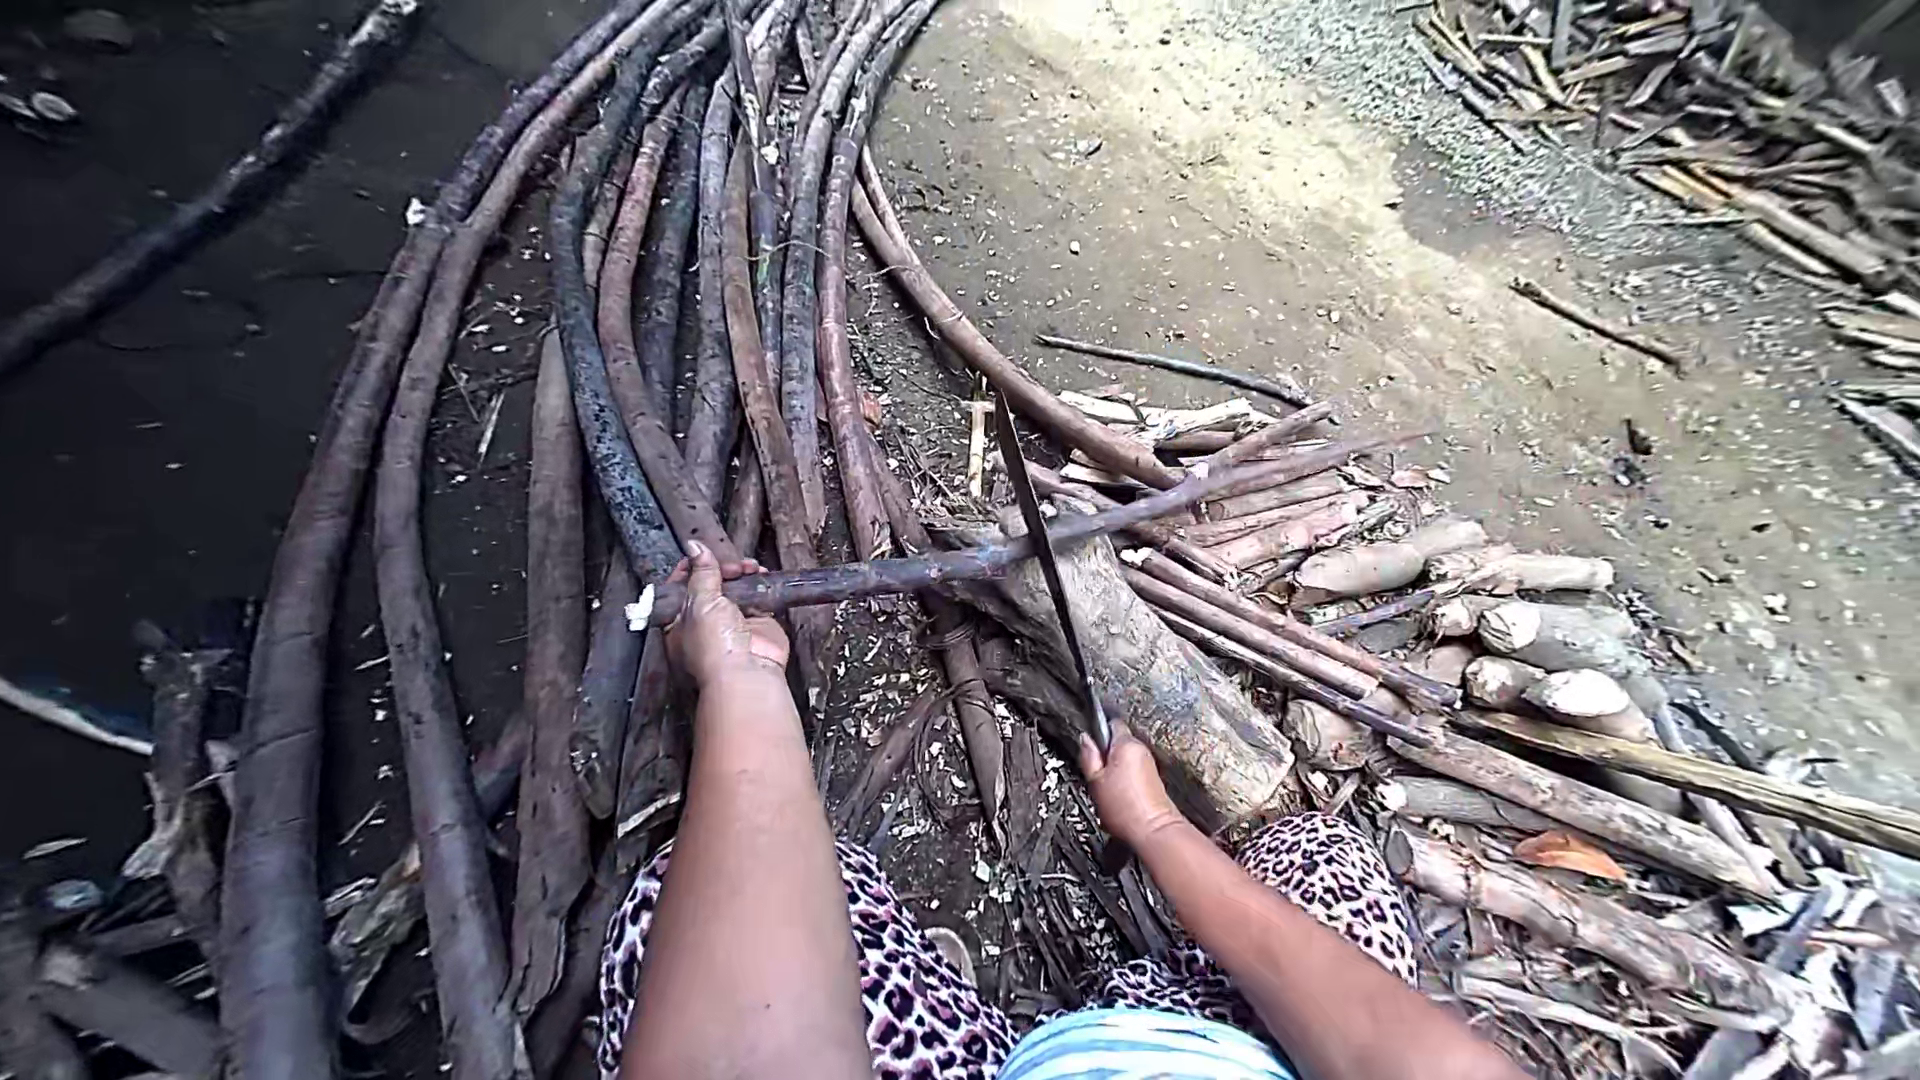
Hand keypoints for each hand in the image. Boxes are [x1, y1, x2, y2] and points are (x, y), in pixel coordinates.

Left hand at [665, 540, 788, 684]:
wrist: (746, 672)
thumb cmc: (713, 645)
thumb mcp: (700, 602)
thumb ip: (702, 573)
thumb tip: (695, 546)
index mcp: (679, 620)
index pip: (681, 587)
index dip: (692, 568)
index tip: (702, 554)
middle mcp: (705, 621)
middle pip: (712, 584)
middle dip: (722, 569)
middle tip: (732, 567)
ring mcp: (733, 622)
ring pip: (737, 589)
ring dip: (743, 574)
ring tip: (750, 567)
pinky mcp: (758, 622)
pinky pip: (759, 597)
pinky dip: (762, 584)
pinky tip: (763, 575)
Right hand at [1077, 720, 1185, 845]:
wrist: (1153, 832)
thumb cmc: (1127, 809)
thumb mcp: (1095, 780)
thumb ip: (1088, 755)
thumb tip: (1084, 739)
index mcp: (1126, 744)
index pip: (1110, 723)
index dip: (1098, 733)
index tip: (1090, 747)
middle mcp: (1141, 749)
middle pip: (1117, 741)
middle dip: (1106, 753)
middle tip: (1097, 772)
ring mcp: (1149, 764)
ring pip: (1125, 756)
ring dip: (1115, 766)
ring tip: (1108, 786)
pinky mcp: (1153, 778)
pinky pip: (1133, 769)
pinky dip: (1125, 777)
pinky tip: (1119, 794)